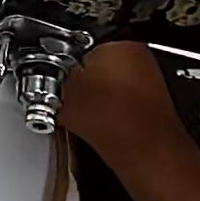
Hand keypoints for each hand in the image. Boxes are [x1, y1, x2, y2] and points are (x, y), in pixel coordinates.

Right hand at [58, 41, 197, 172]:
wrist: (147, 155)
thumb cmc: (116, 122)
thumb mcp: (64, 94)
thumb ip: (53, 78)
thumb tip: (48, 77)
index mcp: (117, 45)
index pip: (76, 46)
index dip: (59, 64)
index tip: (53, 77)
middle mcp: (139, 57)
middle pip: (92, 63)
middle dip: (77, 79)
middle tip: (63, 95)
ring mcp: (149, 80)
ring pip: (105, 81)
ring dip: (91, 94)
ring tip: (80, 112)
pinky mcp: (151, 103)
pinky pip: (119, 97)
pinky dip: (107, 107)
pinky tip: (97, 122)